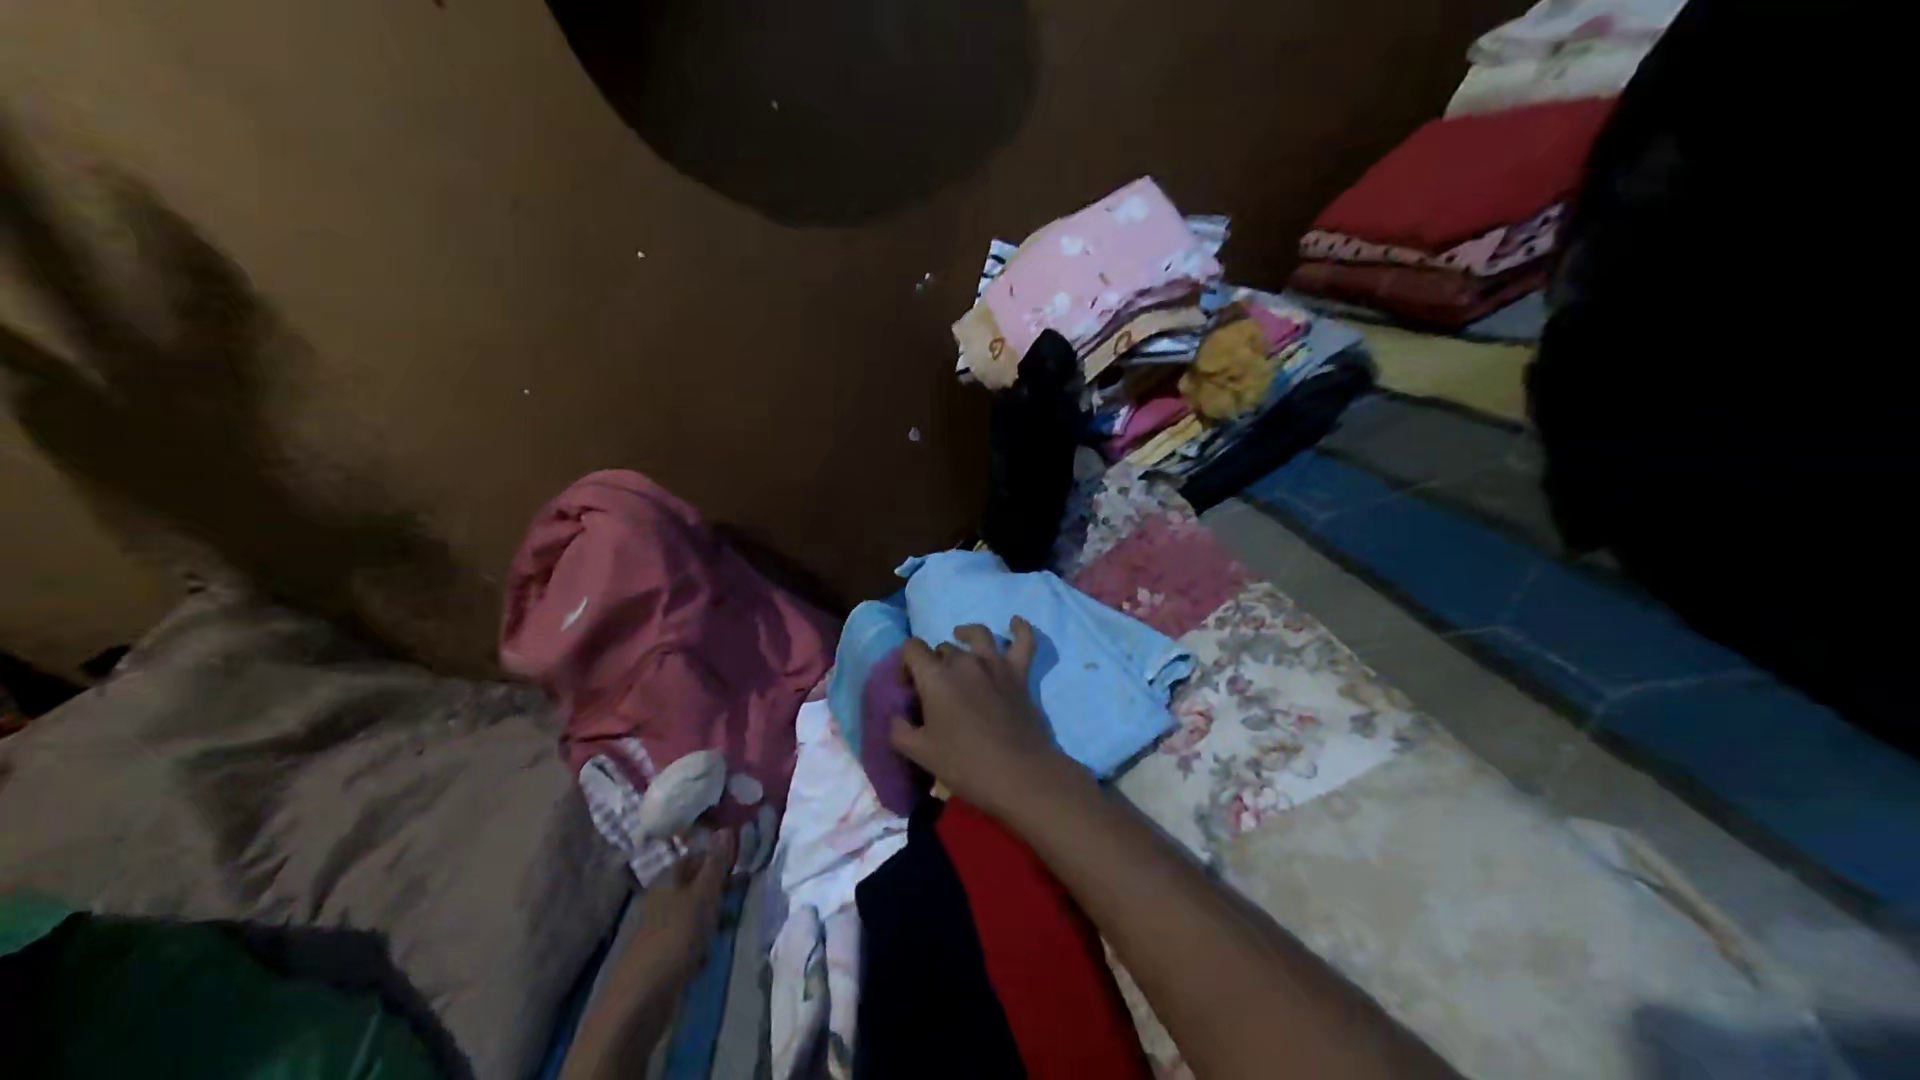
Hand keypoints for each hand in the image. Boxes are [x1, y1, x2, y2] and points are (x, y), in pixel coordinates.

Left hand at [624, 829, 734, 985]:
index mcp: (667, 881)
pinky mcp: (662, 956)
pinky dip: (702, 941)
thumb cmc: (674, 939)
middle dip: (718, 887)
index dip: (717, 856)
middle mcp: (660, 900)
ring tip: (733, 921)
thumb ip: (715, 865)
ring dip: (713, 915)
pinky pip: (688, 939)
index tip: (743, 860)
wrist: (639, 1001)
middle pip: (694, 884)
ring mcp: (659, 930)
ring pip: (693, 912)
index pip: (694, 856)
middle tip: (744, 890)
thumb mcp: (702, 897)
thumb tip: (724, 828)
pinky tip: (711, 951)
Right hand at [889, 617, 1079, 820]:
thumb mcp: (919, 752)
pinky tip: (1014, 622)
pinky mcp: (1020, 674)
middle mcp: (964, 661)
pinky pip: (1024, 642)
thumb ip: (899, 730)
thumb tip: (898, 718)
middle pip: (943, 648)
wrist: (1018, 773)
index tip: (908, 688)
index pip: (912, 649)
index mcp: (935, 676)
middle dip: (934, 663)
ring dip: (965, 635)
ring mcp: (995, 664)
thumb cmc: (964, 763)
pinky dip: (1020, 628)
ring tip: (960, 639)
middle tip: (935, 690)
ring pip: (977, 635)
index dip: (905, 664)